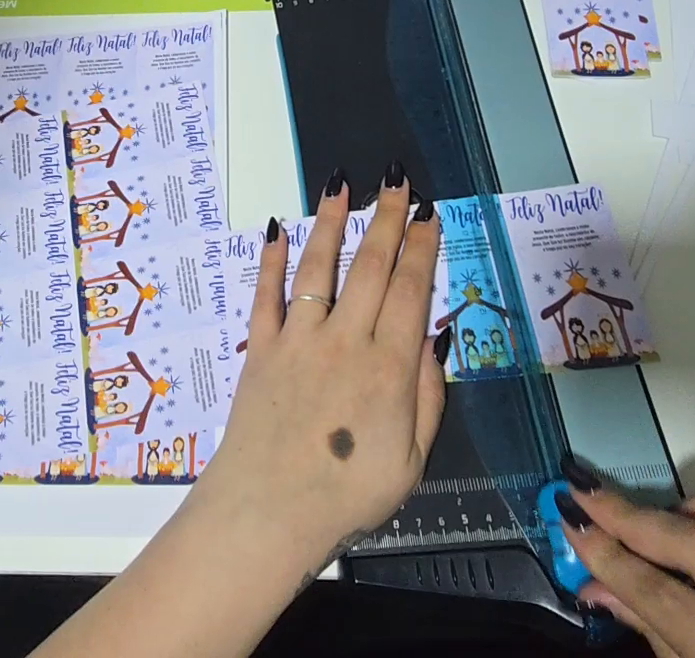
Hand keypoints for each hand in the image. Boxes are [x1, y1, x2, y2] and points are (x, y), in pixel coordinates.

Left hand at [188, 165, 447, 582]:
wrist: (267, 513)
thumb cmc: (346, 496)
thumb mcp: (411, 460)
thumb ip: (426, 394)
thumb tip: (434, 336)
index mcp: (387, 367)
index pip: (410, 291)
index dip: (421, 248)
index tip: (428, 213)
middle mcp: (343, 340)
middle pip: (370, 267)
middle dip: (386, 219)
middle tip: (396, 181)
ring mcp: (297, 339)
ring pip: (318, 268)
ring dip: (330, 224)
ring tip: (340, 186)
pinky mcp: (260, 348)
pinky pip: (266, 295)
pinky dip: (270, 261)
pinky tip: (276, 231)